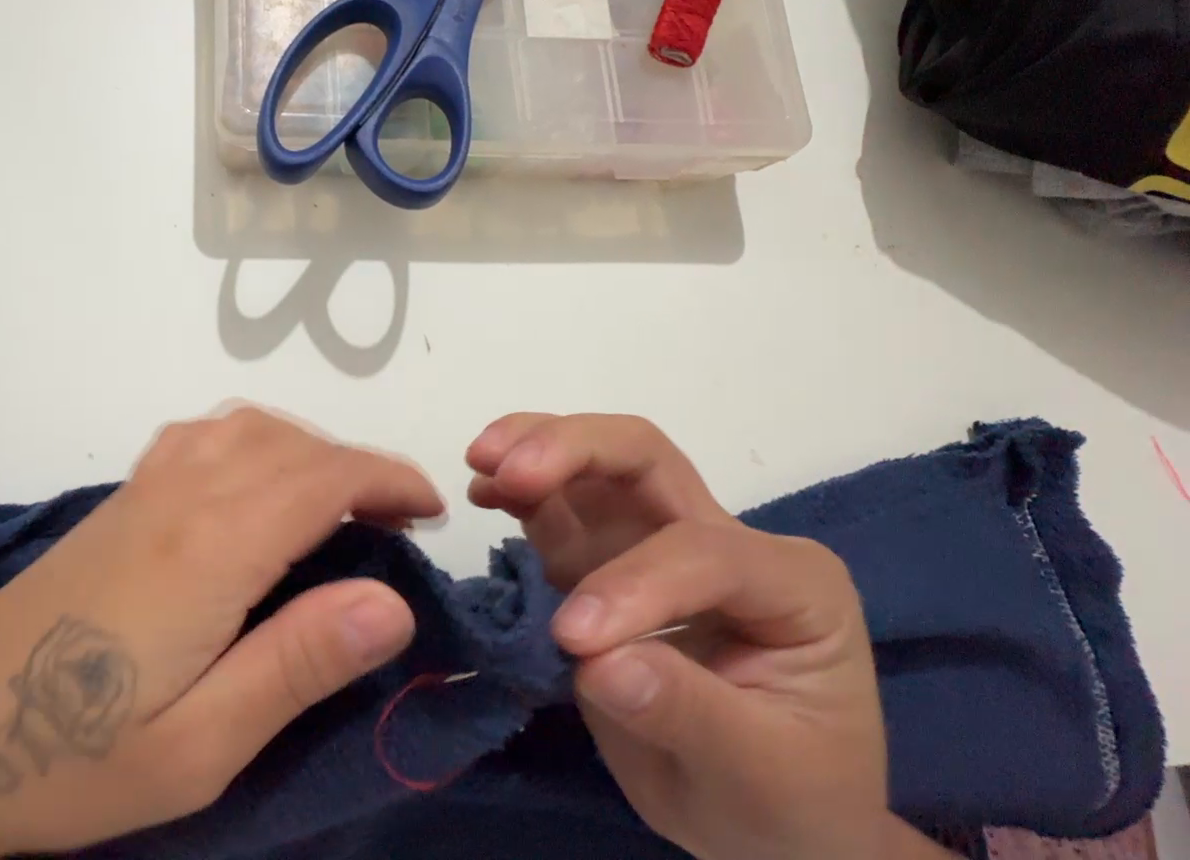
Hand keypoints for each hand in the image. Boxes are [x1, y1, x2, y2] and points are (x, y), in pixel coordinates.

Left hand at [0, 406, 441, 859]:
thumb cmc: (78, 755)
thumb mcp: (202, 744)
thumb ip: (298, 664)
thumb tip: (394, 601)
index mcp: (210, 548)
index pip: (323, 477)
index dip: (388, 480)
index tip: (430, 512)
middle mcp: (178, 496)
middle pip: (289, 443)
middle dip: (356, 466)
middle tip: (396, 521)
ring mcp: (139, 491)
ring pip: (242, 427)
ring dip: (304, 448)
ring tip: (335, 502)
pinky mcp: (113, 503)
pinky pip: (198, 437)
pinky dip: (249, 441)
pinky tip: (250, 485)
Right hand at [467, 414, 951, 859]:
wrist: (761, 821)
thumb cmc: (786, 802)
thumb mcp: (761, 776)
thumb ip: (687, 711)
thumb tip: (596, 660)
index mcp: (788, 583)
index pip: (700, 551)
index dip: (630, 583)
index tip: (572, 642)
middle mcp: (721, 539)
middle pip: (644, 459)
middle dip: (573, 450)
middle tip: (508, 470)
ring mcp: (653, 544)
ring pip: (594, 465)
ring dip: (533, 450)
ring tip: (482, 463)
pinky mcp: (601, 562)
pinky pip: (558, 509)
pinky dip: (517, 491)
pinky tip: (484, 491)